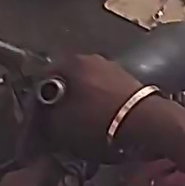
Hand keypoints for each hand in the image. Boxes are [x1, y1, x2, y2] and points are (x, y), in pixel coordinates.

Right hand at [40, 54, 159, 162]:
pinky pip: (103, 92)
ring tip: (77, 126)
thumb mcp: (62, 127)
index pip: (41, 79)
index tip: (36, 121)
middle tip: (55, 124)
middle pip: (65, 81)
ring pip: (85, 86)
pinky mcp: (127, 80)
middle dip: (59, 102)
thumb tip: (39, 119)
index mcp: (70, 63)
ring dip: (79, 103)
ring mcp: (111, 67)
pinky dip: (97, 105)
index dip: (36, 103)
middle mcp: (90, 58)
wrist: (148, 123)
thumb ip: (44, 120)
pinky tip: (99, 122)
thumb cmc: (99, 122)